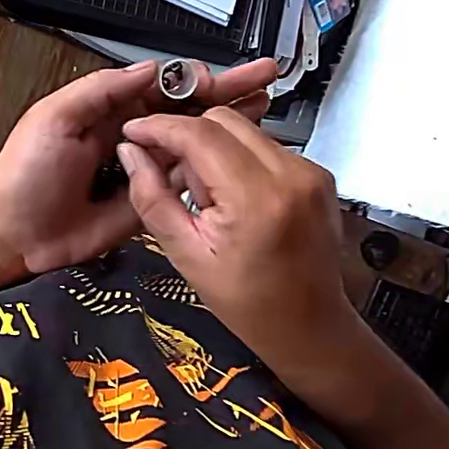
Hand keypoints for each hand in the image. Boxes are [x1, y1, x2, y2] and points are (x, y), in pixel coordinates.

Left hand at [0, 58, 277, 277]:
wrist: (16, 235)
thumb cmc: (27, 172)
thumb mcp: (56, 117)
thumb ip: (101, 90)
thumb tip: (150, 68)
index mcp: (109, 109)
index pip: (162, 86)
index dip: (196, 79)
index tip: (227, 76)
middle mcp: (132, 134)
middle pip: (187, 109)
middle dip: (225, 93)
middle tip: (266, 77)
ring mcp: (144, 168)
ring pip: (193, 142)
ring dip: (228, 124)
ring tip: (265, 105)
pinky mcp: (150, 202)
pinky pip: (184, 181)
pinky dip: (212, 166)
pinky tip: (240, 154)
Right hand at [116, 107, 355, 362]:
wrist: (310, 327)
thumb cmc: (250, 304)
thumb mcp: (186, 255)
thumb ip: (152, 198)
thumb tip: (130, 154)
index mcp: (257, 199)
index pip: (199, 134)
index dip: (159, 128)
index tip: (134, 131)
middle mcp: (291, 175)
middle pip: (221, 121)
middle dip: (185, 137)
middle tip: (167, 171)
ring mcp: (310, 171)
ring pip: (242, 129)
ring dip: (211, 147)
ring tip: (203, 193)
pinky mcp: (317, 173)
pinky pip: (263, 145)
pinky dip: (236, 158)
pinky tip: (230, 195)